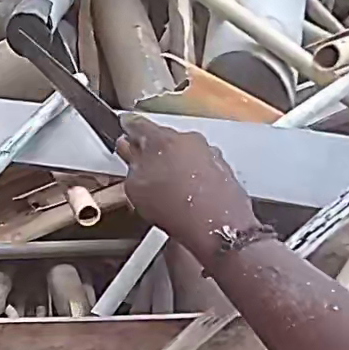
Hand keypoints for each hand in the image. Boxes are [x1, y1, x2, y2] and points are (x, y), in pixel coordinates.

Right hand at [115, 113, 259, 251]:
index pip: (138, 124)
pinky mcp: (223, 166)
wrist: (215, 225)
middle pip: (164, 138)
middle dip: (152, 150)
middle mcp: (187, 139)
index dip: (128, 127)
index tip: (125, 127)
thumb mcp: (135, 187)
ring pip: (183, 151)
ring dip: (172, 163)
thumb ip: (130, 163)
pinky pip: (199, 165)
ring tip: (163, 189)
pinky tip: (183, 195)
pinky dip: (190, 174)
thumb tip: (129, 152)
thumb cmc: (176, 206)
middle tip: (142, 168)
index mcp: (161, 138)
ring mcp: (208, 151)